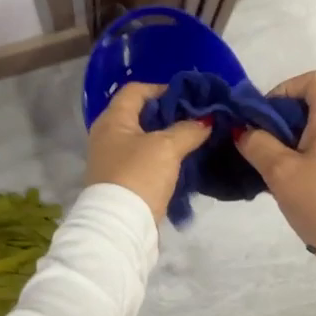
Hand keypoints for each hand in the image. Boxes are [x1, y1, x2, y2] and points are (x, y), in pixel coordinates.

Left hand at [85, 82, 212, 220]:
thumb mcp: (166, 148)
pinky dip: (163, 158)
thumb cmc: (139, 176)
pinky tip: (185, 161)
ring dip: (169, 138)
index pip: (136, 90)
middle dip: (170, 114)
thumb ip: (188, 130)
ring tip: (196, 138)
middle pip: (141, 114)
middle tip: (198, 118)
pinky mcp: (123, 181)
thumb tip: (206, 121)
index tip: (189, 97)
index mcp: (112, 120)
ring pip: (145, 139)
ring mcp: (114, 160)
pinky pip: (145, 160)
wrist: (120, 226)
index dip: (162, 88)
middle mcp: (108, 136)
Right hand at [235, 71, 315, 277]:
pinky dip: (300, 159)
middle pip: (312, 106)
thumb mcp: (280, 171)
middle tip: (256, 142)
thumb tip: (243, 131)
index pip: (315, 80)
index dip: (285, 88)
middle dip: (279, 118)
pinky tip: (282, 183)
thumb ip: (257, 144)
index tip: (264, 115)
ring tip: (264, 165)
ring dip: (286, 142)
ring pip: (315, 132)